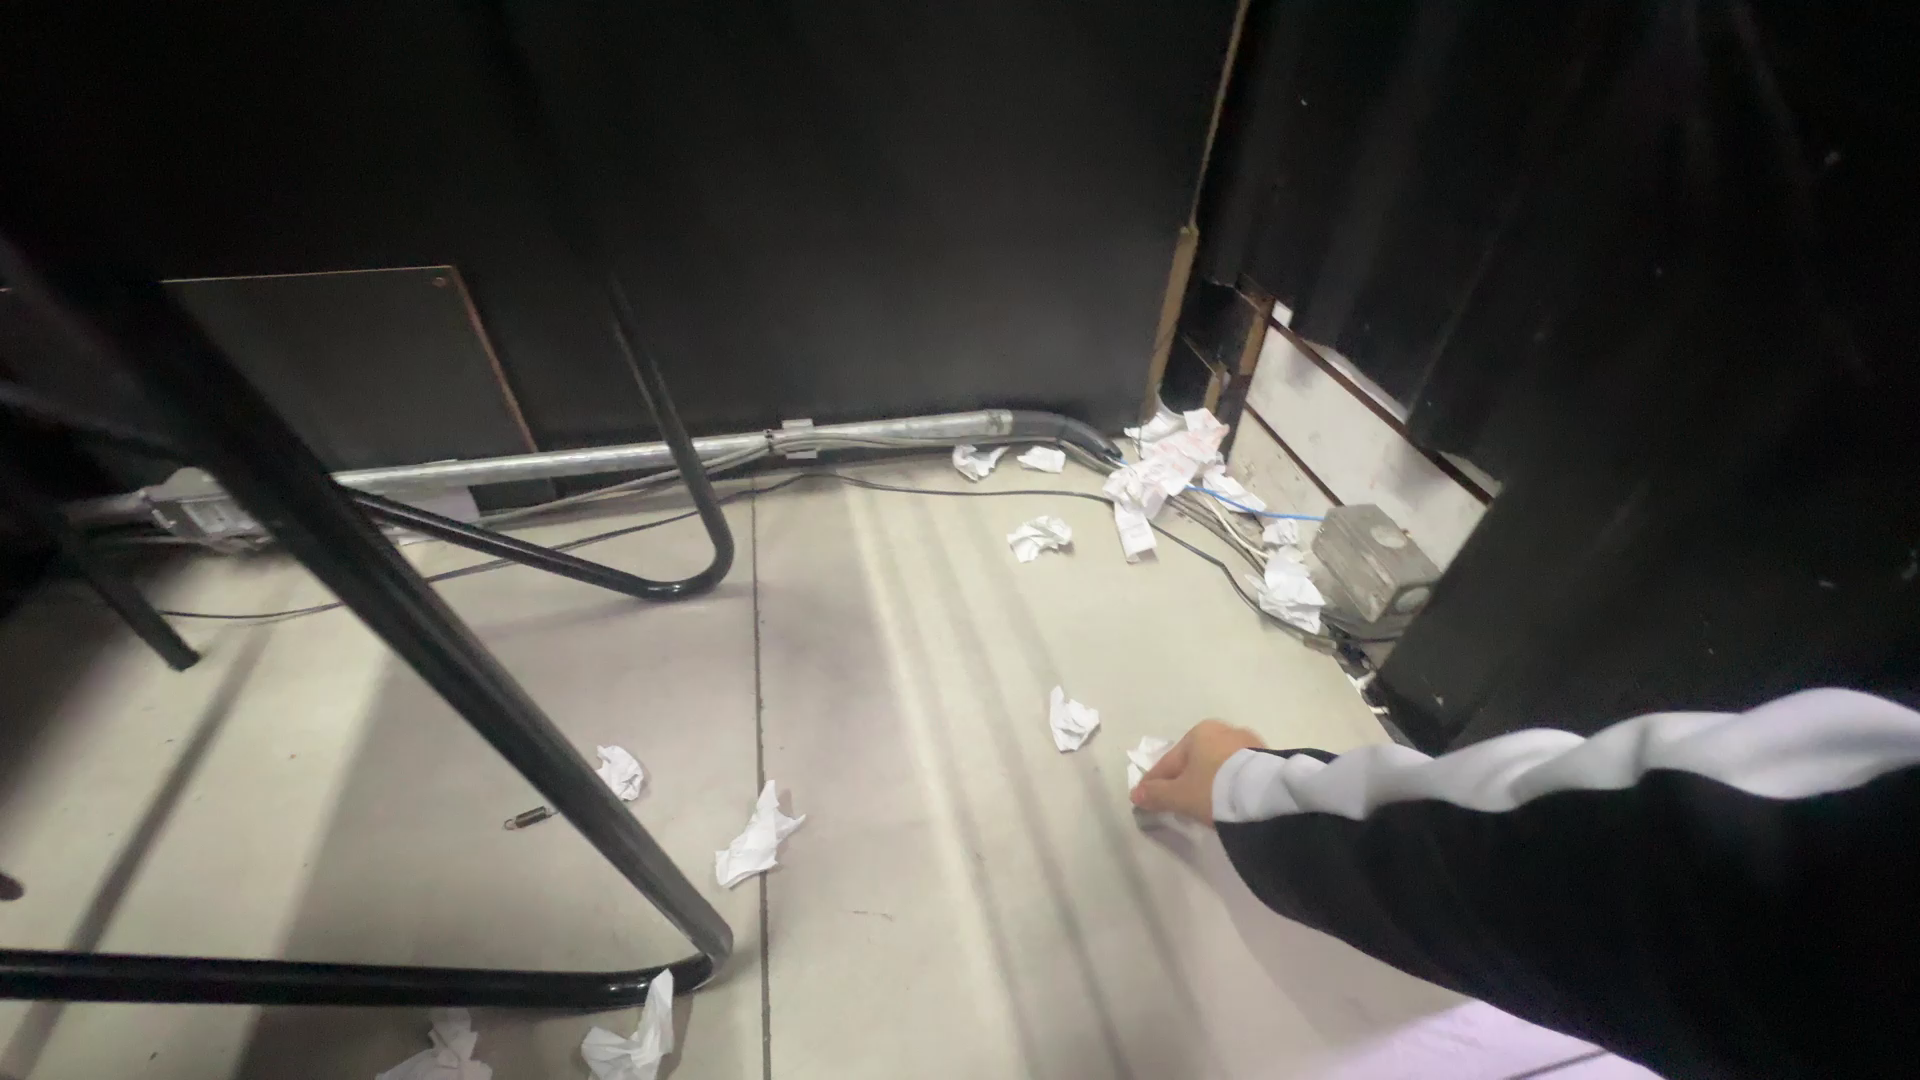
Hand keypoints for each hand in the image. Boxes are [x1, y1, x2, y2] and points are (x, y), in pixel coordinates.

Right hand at [1130, 719, 1265, 823]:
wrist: (1267, 797)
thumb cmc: (1215, 789)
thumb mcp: (1180, 796)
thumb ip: (1156, 794)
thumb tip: (1135, 794)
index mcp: (1198, 732)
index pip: (1170, 762)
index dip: (1155, 782)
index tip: (1145, 798)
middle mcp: (1224, 730)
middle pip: (1195, 761)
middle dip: (1184, 780)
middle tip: (1176, 802)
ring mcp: (1249, 743)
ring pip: (1218, 765)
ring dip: (1209, 782)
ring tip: (1205, 804)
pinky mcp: (1268, 759)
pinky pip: (1238, 772)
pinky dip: (1229, 783)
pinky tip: (1228, 799)